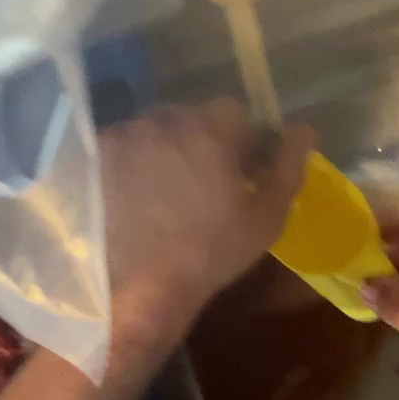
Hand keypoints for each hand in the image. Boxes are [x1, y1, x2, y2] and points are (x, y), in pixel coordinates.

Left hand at [102, 100, 312, 367]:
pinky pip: (125, 147)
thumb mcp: (267, 218)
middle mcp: (164, 118)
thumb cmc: (214, 253)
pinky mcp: (94, 155)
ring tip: (168, 195)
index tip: (242, 174)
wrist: (143, 287)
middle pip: (192, 117)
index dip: (242, 141)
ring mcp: (124, 134)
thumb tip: (304, 129)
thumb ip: (288, 167)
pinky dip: (134, 164)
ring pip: (156, 130)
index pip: (235, 112)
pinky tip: (138, 199)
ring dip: (166, 151)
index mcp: (210, 129)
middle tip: (205, 185)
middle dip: (202, 142)